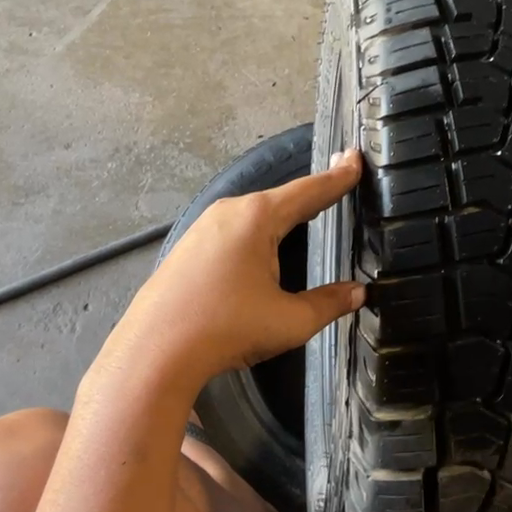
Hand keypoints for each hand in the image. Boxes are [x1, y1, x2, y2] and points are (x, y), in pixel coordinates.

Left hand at [115, 150, 365, 385]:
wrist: (153, 353)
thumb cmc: (227, 329)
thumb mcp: (291, 321)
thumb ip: (329, 303)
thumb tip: (357, 294)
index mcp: (258, 218)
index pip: (309, 191)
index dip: (337, 177)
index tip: (355, 158)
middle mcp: (229, 212)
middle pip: (280, 200)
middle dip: (310, 196)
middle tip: (337, 184)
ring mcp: (202, 229)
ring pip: (253, 216)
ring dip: (281, 217)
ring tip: (306, 218)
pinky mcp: (186, 250)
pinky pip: (232, 233)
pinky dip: (256, 235)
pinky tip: (261, 252)